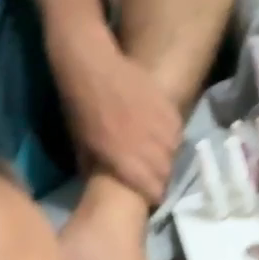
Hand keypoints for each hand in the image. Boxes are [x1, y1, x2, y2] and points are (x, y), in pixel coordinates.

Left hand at [49, 25, 182, 205]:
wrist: (90, 65)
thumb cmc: (80, 108)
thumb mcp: (82, 146)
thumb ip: (97, 170)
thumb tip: (102, 187)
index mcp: (125, 160)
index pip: (154, 190)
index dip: (152, 194)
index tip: (148, 193)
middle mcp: (147, 146)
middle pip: (166, 173)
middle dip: (161, 176)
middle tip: (152, 173)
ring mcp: (159, 125)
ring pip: (174, 151)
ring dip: (167, 155)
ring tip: (157, 152)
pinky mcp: (167, 106)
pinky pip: (177, 130)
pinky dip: (171, 135)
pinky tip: (160, 132)